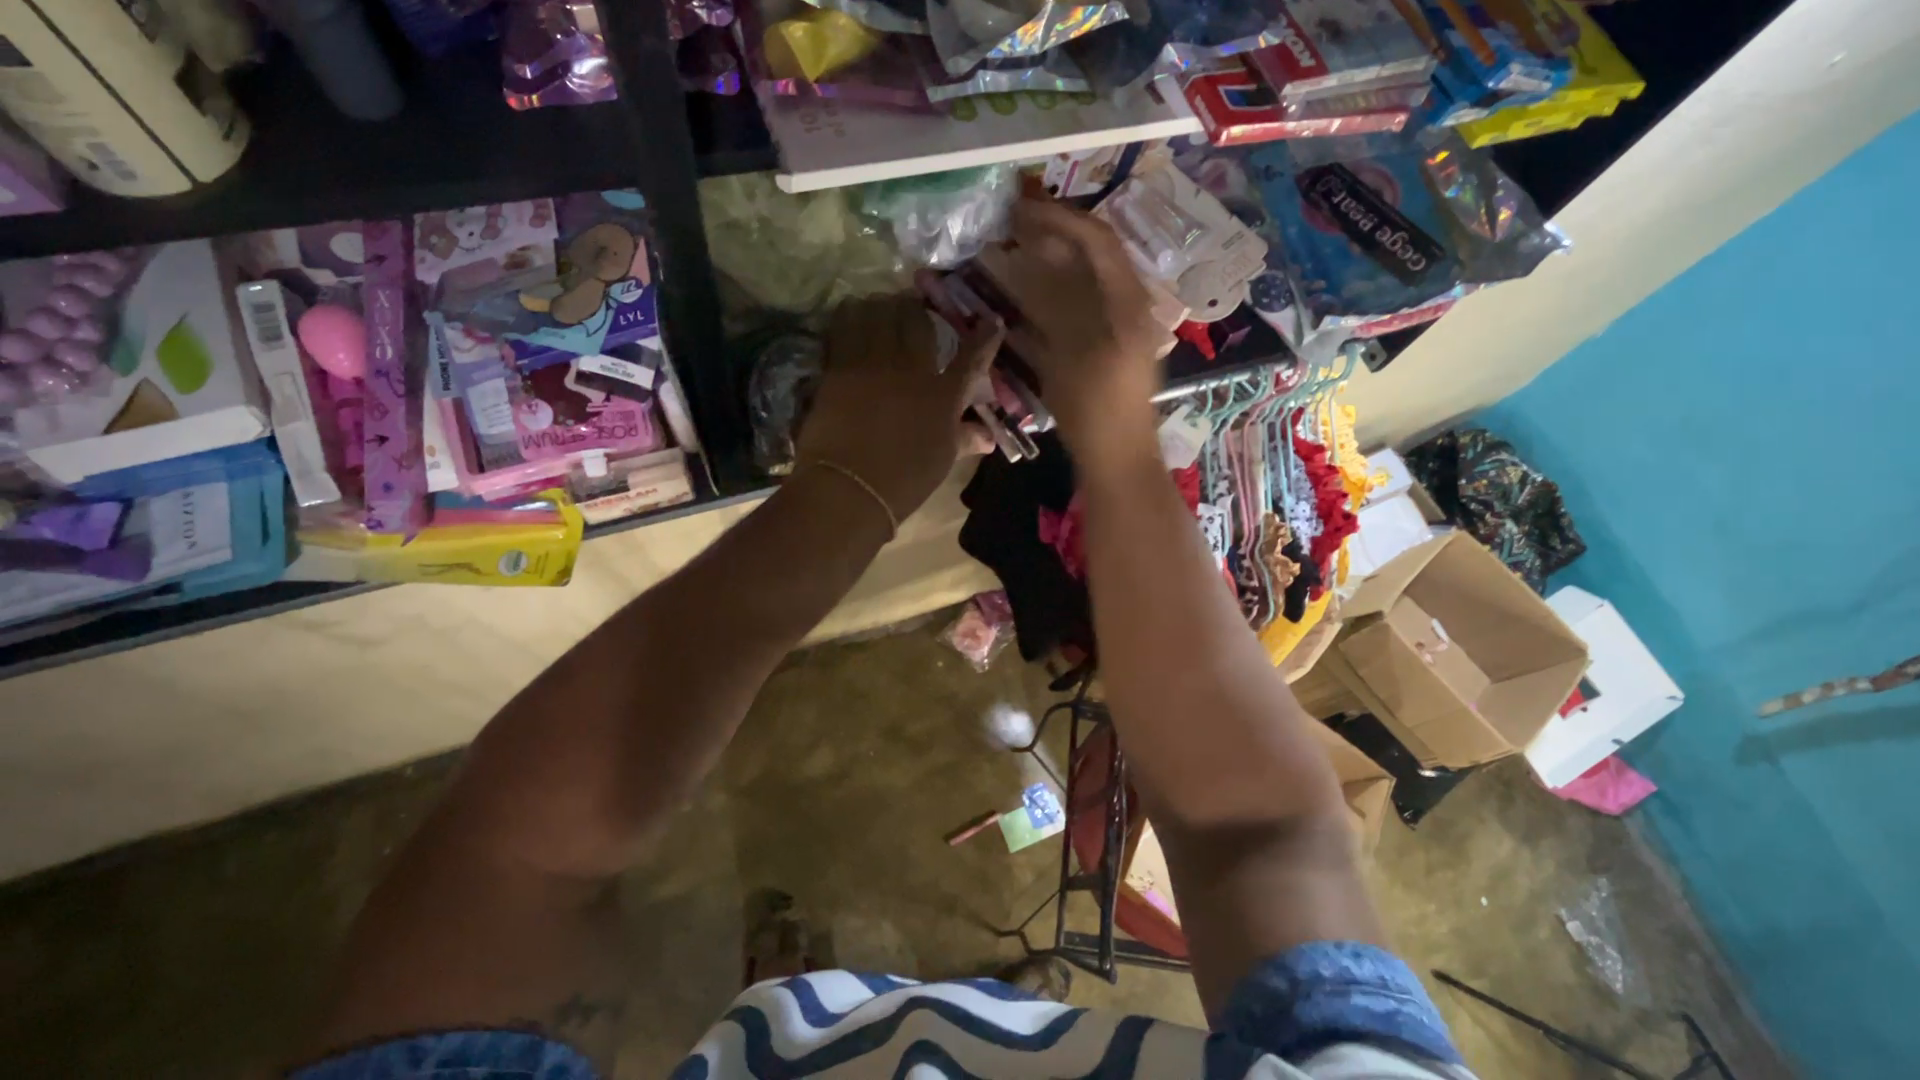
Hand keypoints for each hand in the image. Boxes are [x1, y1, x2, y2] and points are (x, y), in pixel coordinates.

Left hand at [796, 293, 1000, 521]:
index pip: (972, 357)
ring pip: (879, 314)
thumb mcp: (941, 460)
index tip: (991, 321)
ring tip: (879, 307)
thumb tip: (989, 438)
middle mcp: (911, 370)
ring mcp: (873, 365)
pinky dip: (848, 317)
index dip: (985, 336)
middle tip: (913, 311)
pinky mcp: (838, 368)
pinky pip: (843, 328)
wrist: (850, 488)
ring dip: (881, 306)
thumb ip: (964, 439)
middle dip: (918, 310)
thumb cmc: (904, 481)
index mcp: (943, 396)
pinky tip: (849, 315)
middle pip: (918, 321)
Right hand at [977, 198, 1171, 459]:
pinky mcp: (1094, 355)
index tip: (1019, 209)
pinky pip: (1067, 318)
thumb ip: (1055, 300)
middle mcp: (1121, 309)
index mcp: (1128, 302)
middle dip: (1047, 240)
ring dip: (1040, 270)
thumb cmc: (1099, 410)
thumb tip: (1031, 252)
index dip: (1060, 219)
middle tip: (1006, 228)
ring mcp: (1109, 332)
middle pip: (1085, 260)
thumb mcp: (1074, 350)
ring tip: (1003, 257)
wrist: (1117, 463)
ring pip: (1073, 288)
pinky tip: (1010, 306)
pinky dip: (1041, 306)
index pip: (1097, 240)